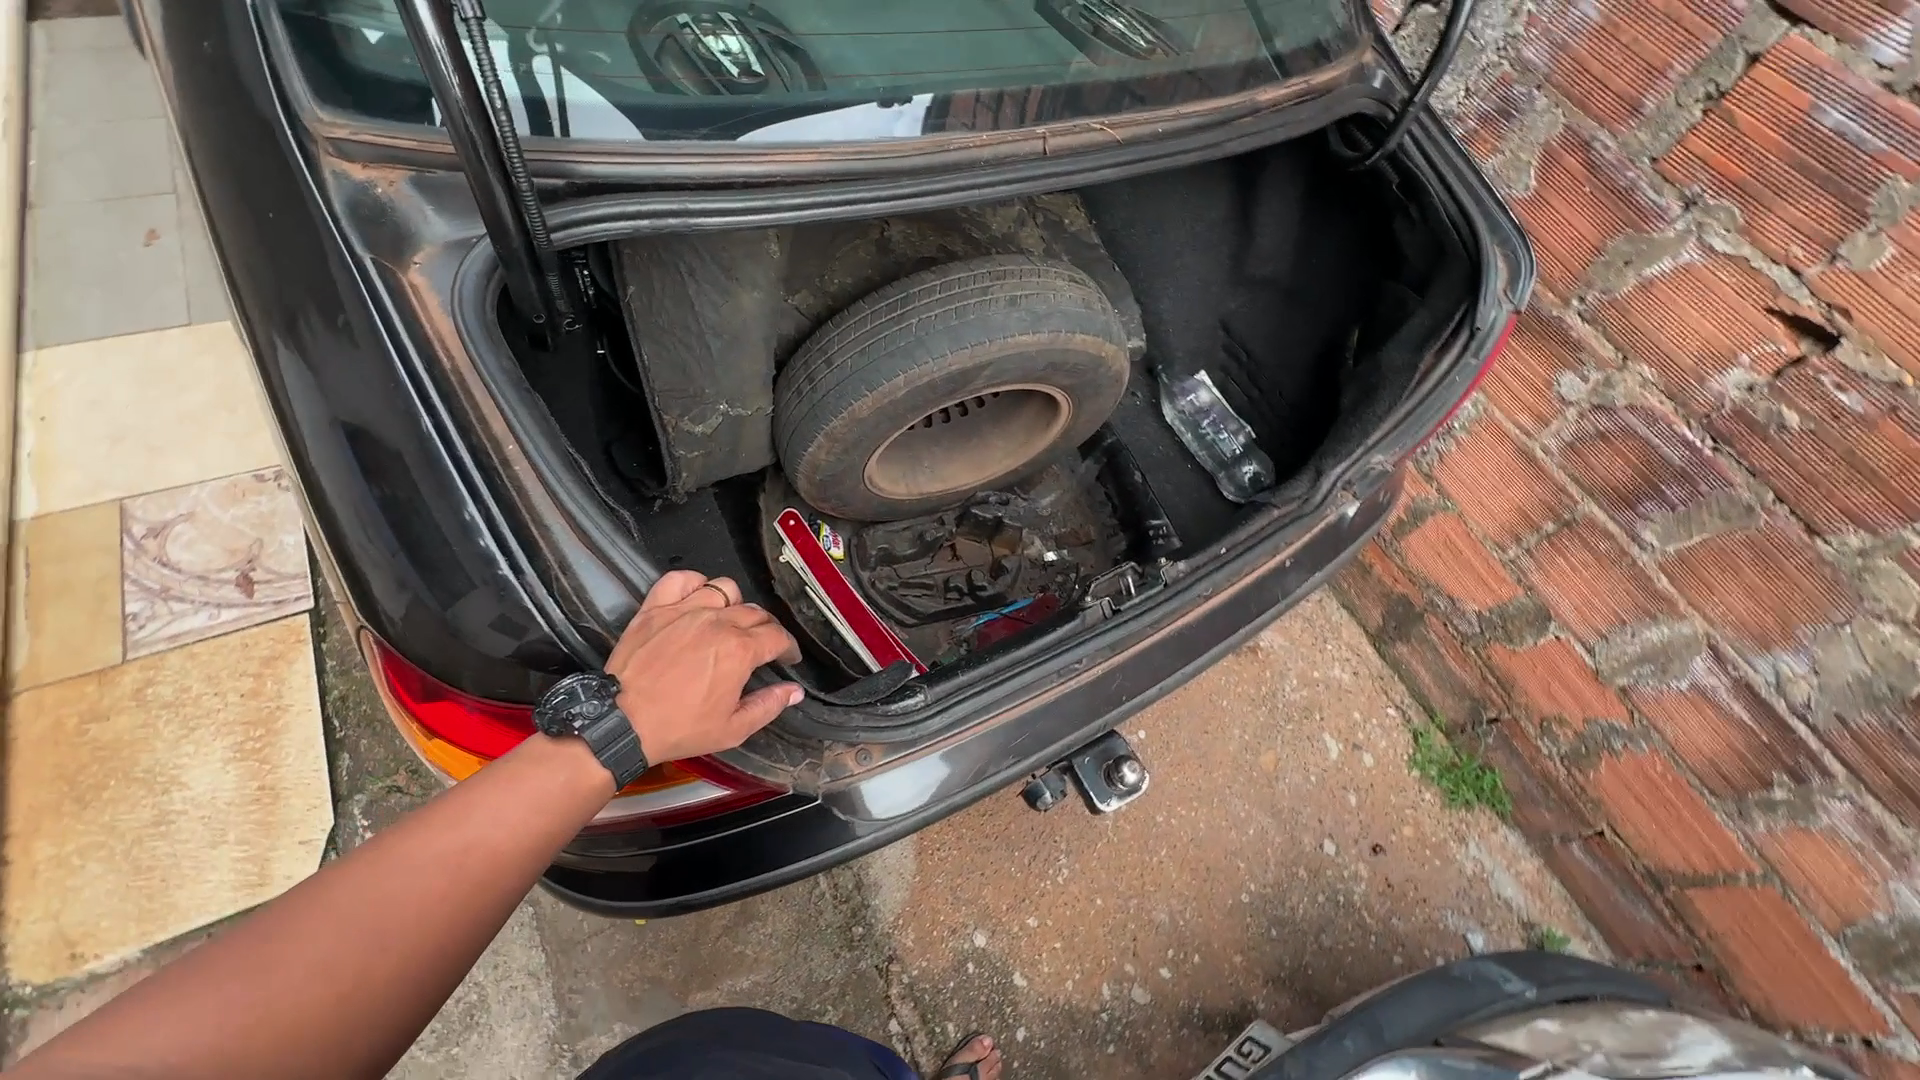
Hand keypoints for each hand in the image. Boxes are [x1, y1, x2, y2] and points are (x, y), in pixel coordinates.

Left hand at [605, 570, 803, 763]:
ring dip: (735, 604)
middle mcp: (716, 622)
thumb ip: (769, 705)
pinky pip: (680, 579)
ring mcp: (684, 611)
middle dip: (766, 628)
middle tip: (762, 644)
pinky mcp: (656, 609)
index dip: (788, 648)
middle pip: (755, 612)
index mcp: (740, 650)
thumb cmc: (678, 727)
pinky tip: (697, 597)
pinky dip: (693, 583)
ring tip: (730, 620)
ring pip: (724, 589)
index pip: (777, 636)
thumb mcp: (733, 728)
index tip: (787, 657)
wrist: (622, 724)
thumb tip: (794, 692)